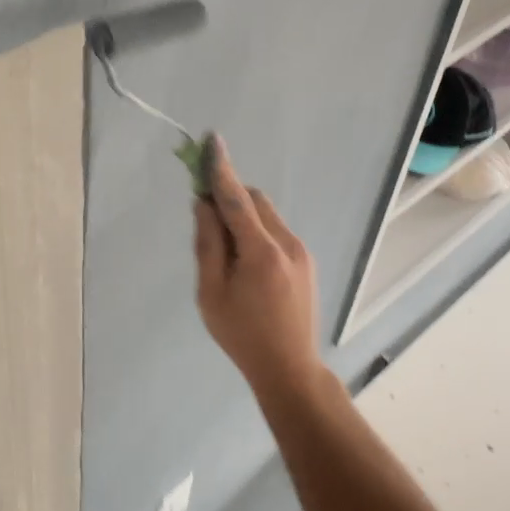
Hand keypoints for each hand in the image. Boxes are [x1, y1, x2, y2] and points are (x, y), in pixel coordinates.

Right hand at [194, 136, 322, 392]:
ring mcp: (301, 252)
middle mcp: (287, 244)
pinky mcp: (305, 261)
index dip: (221, 169)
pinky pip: (275, 231)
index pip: (237, 198)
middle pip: (254, 200)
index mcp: (261, 252)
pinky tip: (245, 263)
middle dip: (229, 198)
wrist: (290, 369)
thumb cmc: (241, 334)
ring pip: (266, 214)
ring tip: (226, 252)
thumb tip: (204, 205)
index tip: (211, 141)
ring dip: (243, 217)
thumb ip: (207, 243)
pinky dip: (255, 232)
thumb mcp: (210, 292)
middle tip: (205, 218)